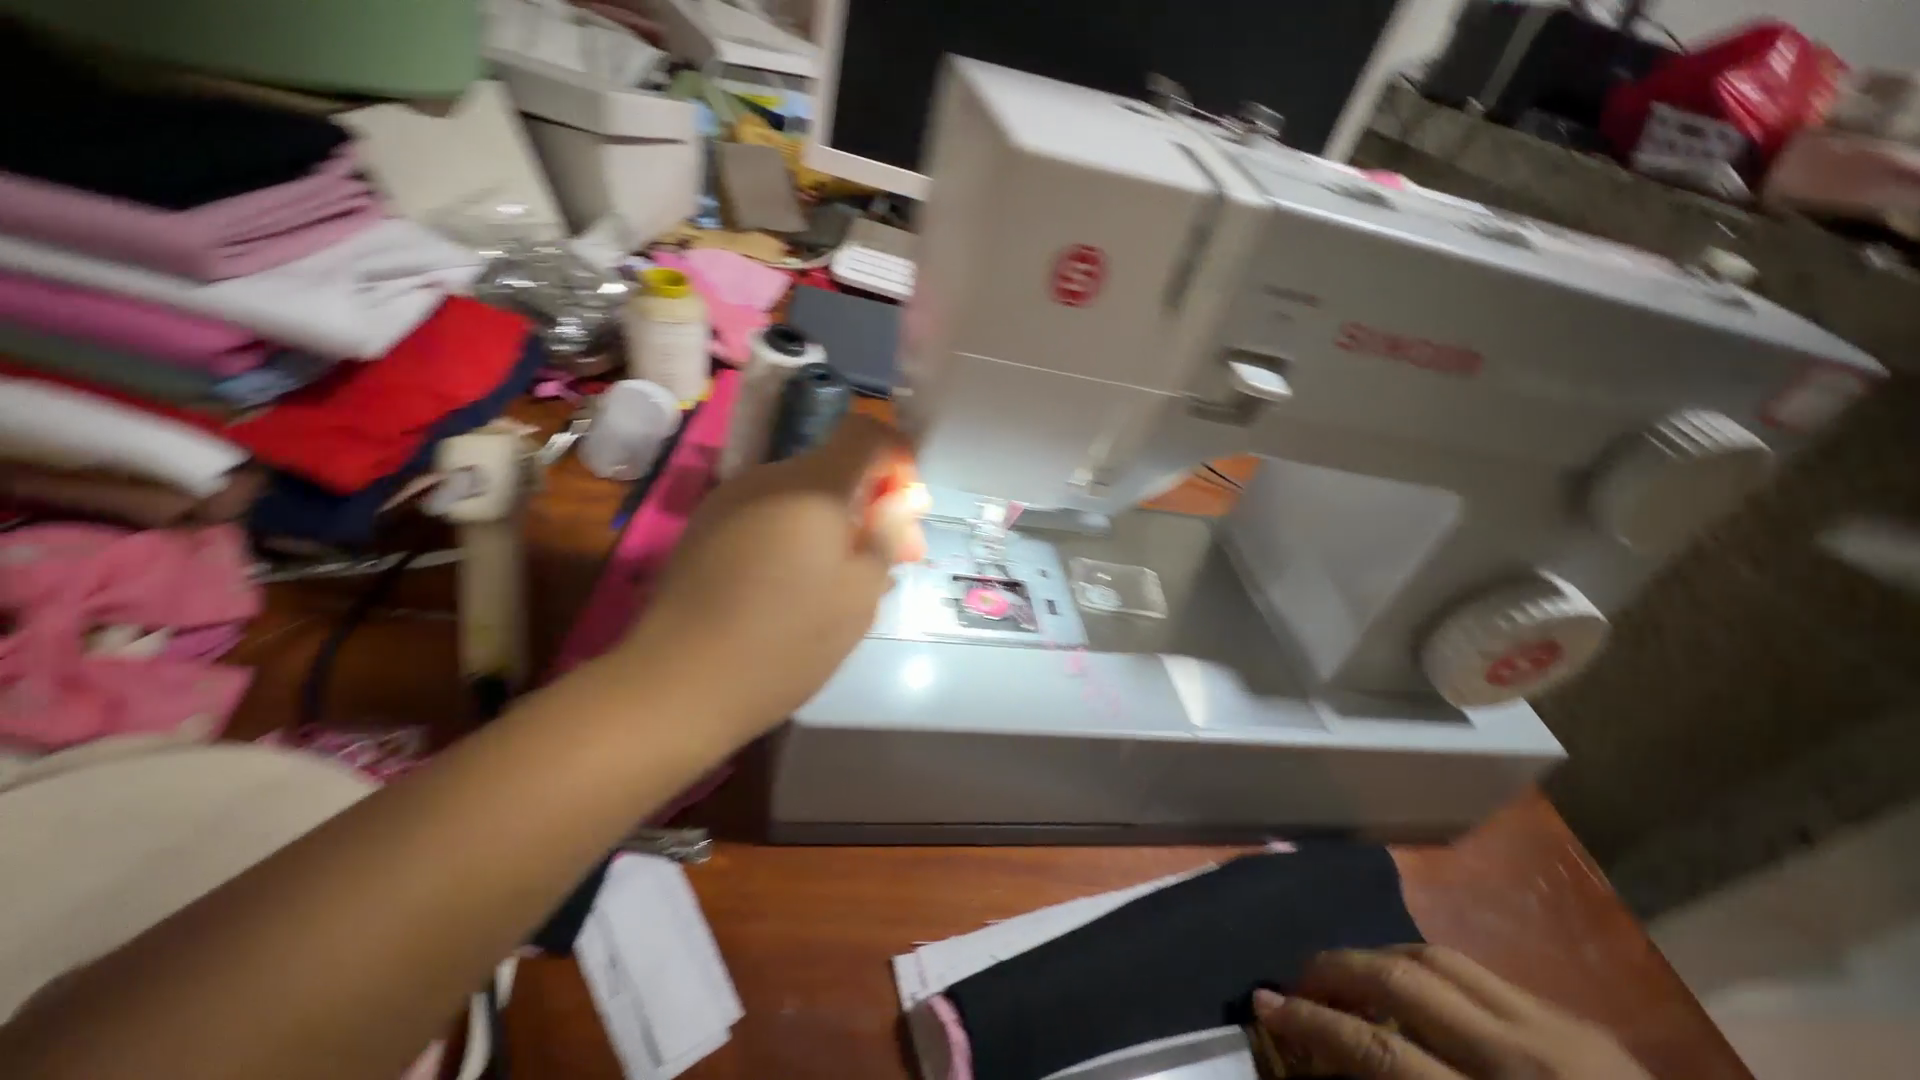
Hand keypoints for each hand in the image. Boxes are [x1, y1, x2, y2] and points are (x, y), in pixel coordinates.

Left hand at [617, 414, 925, 737]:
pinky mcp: (704, 532)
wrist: (679, 682)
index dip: (899, 460)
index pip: (866, 432)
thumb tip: (902, 499)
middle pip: (833, 468)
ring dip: (833, 526)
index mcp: (813, 484)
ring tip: (845, 586)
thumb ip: (887, 536)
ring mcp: (729, 503)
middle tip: (893, 564)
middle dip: (871, 505)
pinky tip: (797, 591)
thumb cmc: (787, 640)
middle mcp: (767, 478)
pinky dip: (796, 539)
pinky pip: (768, 518)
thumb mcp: (859, 594)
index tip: (908, 513)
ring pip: (799, 497)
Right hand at [1252, 947, 1652, 1079]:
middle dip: (1334, 971)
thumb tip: (1340, 1064)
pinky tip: (1412, 987)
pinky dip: (1429, 970)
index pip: (1379, 1052)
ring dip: (1376, 957)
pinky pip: (1480, 972)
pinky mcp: (1576, 1018)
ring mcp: (1555, 1028)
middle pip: (1403, 983)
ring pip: (1439, 959)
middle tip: (1296, 981)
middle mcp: (1520, 1058)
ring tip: (1344, 975)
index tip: (1264, 1006)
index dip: (1312, 1025)